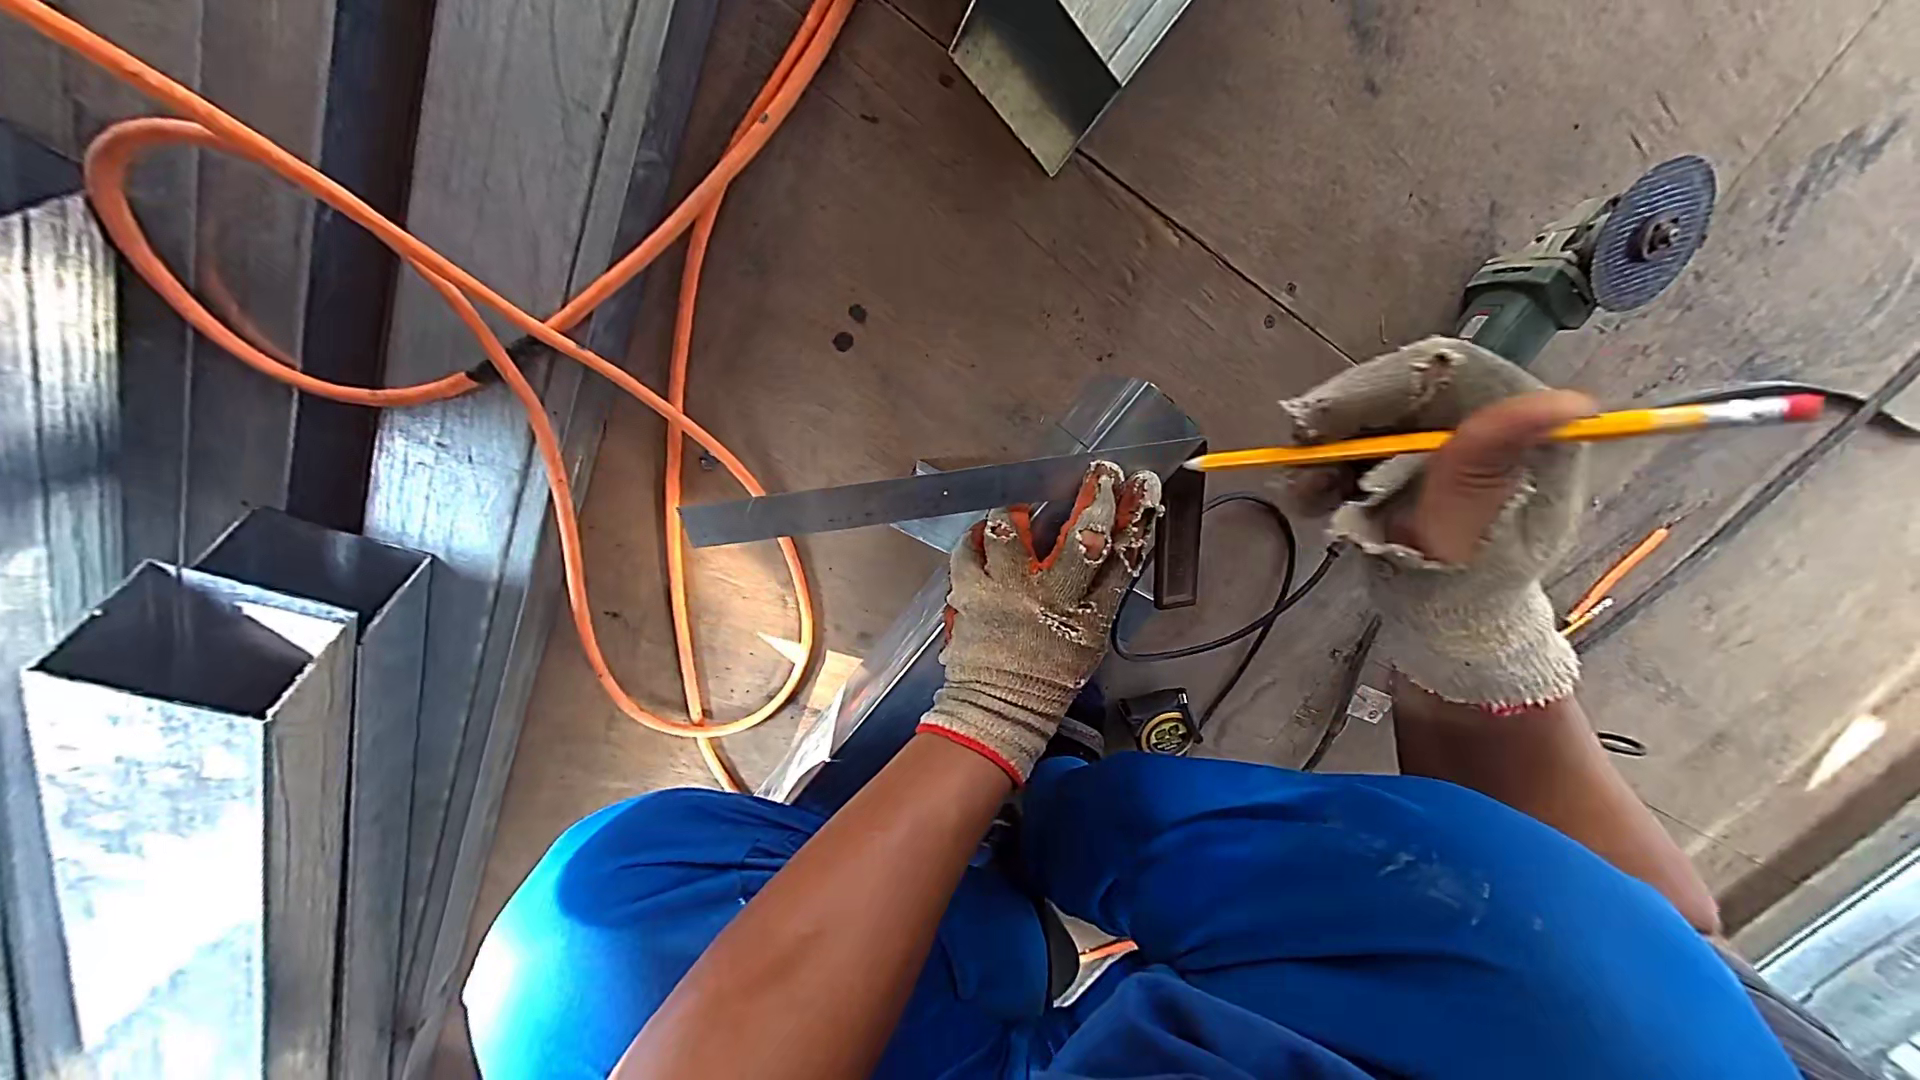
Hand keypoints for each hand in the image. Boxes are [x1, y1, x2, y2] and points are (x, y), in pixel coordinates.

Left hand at [917, 462, 1161, 782]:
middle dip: (1096, 498)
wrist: (998, 705)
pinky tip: (985, 536)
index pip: (1123, 557)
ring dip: (1018, 513)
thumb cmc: (1047, 673)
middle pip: (1081, 538)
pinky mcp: (971, 592)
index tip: (1141, 486)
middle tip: (1101, 474)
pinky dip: (976, 537)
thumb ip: (1100, 592)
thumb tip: (1109, 541)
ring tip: (1020, 511)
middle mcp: (1050, 599)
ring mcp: (1006, 593)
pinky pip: (969, 547)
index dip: (1135, 516)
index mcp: (1088, 615)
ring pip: (1013, 532)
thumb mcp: (1089, 637)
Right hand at [1278, 337, 1593, 707]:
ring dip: (1324, 450)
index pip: (1448, 371)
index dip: (1375, 387)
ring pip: (1367, 414)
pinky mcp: (1408, 452)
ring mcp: (1441, 434)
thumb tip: (1562, 401)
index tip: (1317, 425)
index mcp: (1526, 428)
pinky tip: (1313, 497)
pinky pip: (1354, 440)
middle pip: (1397, 387)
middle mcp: (1486, 418)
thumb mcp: (1468, 535)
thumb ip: (1485, 472)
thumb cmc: (1463, 586)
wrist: (1445, 618)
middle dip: (1337, 424)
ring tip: (1304, 494)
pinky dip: (1325, 465)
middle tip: (1298, 464)